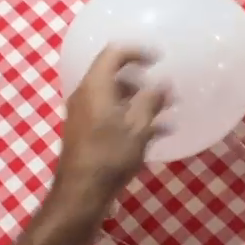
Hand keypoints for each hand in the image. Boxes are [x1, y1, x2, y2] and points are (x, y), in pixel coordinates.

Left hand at [54, 45, 169, 212]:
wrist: (80, 192)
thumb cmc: (110, 155)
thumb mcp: (138, 127)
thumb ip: (152, 100)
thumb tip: (164, 83)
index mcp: (95, 86)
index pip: (114, 53)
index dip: (138, 51)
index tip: (159, 59)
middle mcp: (84, 96)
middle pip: (113, 76)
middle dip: (141, 81)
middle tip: (162, 89)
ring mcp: (82, 115)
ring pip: (113, 98)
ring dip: (138, 102)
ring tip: (164, 112)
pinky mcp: (84, 134)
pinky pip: (109, 116)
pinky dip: (130, 118)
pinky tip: (155, 133)